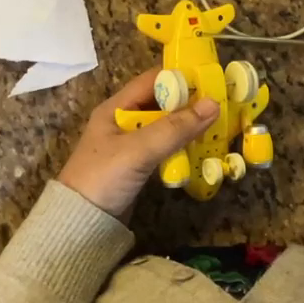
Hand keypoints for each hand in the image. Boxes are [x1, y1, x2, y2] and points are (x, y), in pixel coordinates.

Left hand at [57, 70, 219, 219]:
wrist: (81, 224)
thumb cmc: (104, 178)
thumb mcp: (139, 149)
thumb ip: (175, 128)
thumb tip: (213, 104)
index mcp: (116, 108)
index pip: (151, 80)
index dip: (179, 78)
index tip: (211, 80)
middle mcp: (123, 121)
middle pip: (161, 103)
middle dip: (189, 104)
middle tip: (222, 106)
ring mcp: (130, 145)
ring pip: (165, 127)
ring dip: (188, 127)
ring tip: (218, 127)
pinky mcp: (137, 166)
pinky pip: (164, 148)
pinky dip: (182, 147)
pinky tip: (202, 151)